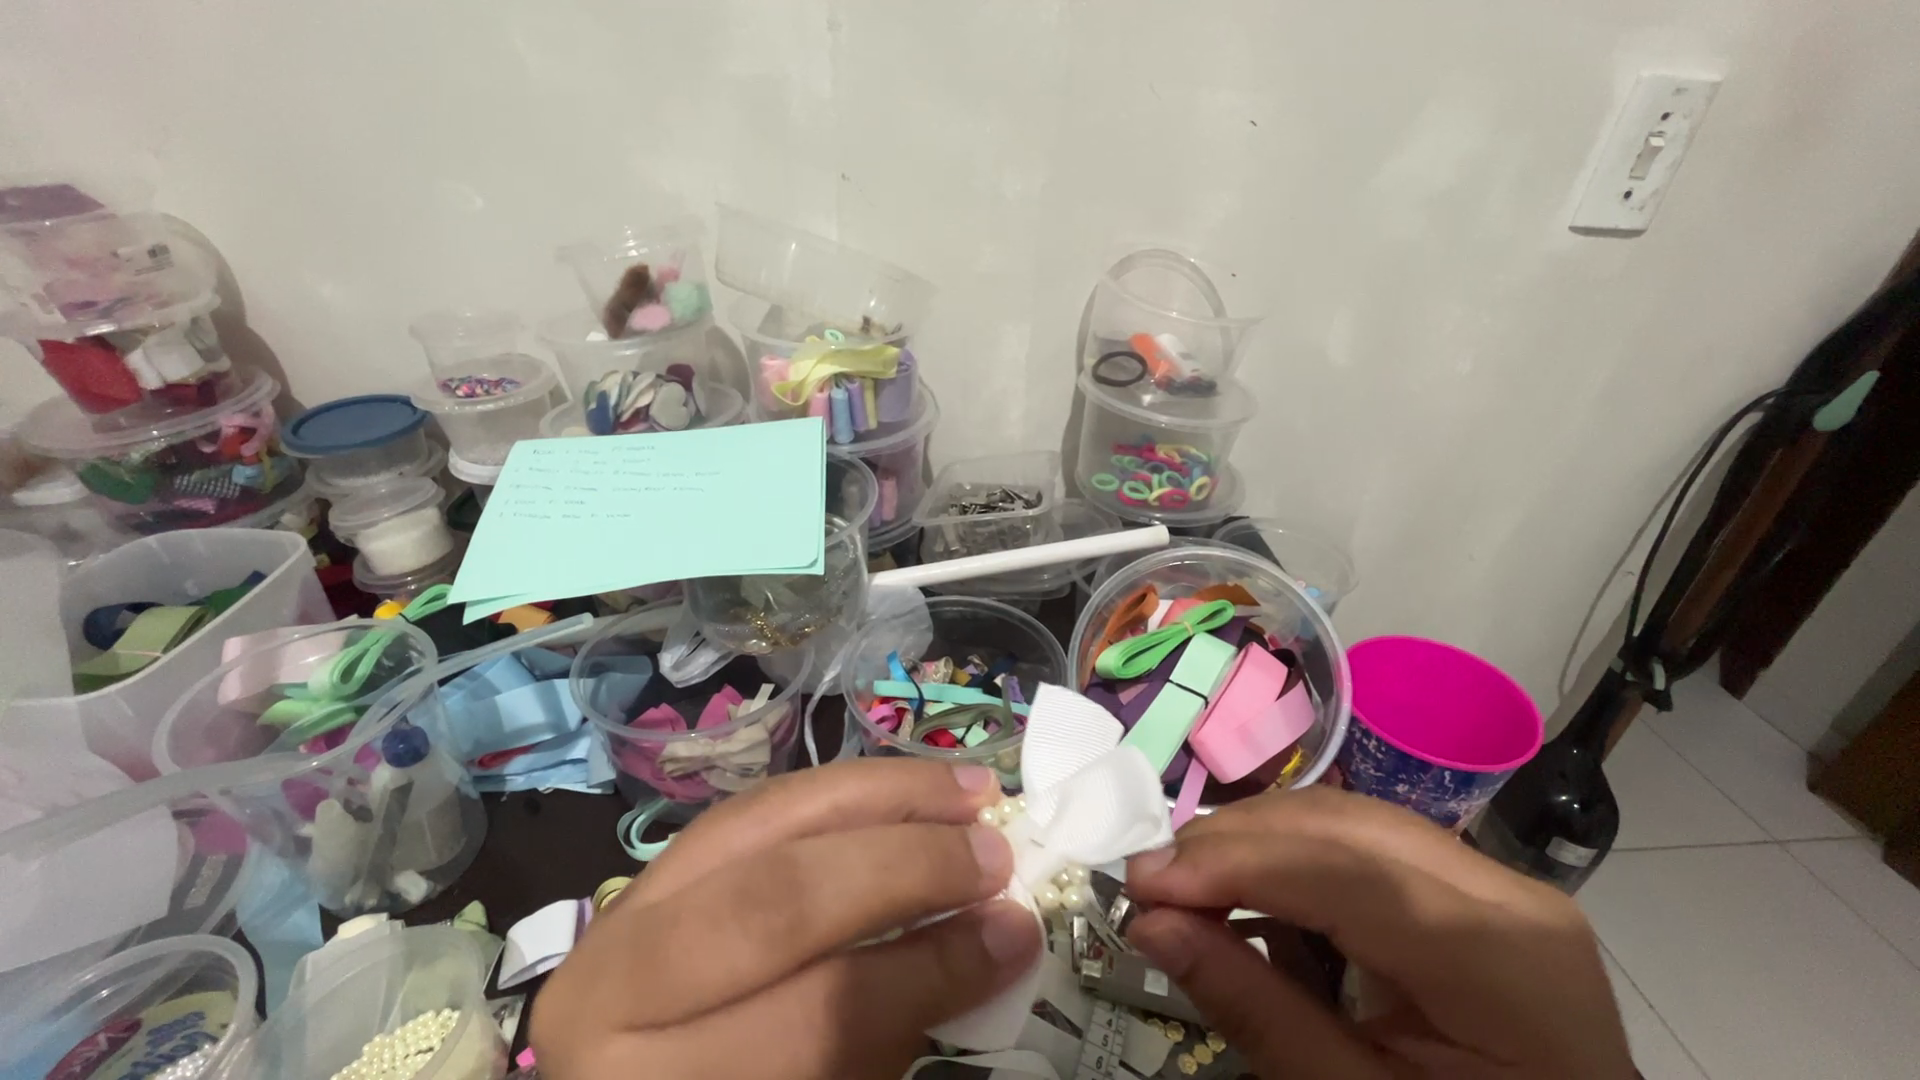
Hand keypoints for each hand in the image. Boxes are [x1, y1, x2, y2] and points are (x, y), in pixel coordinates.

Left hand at [531, 759, 1042, 1079]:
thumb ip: (890, 1025)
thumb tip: (992, 935)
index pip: (819, 1013)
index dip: (930, 966)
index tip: (1016, 932)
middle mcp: (620, 989)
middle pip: (780, 897)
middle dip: (907, 864)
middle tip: (995, 853)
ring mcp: (628, 908)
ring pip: (764, 819)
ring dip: (882, 795)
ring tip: (968, 791)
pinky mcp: (655, 862)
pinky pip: (757, 804)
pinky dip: (840, 789)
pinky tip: (899, 785)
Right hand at [1125, 787, 1632, 1078]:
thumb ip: (1257, 1012)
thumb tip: (1151, 926)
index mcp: (1502, 960)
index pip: (1347, 872)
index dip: (1235, 864)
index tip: (1142, 884)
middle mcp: (1507, 894)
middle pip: (1342, 825)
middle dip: (1234, 843)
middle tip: (1151, 883)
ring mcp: (1493, 884)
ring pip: (1344, 820)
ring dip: (1254, 844)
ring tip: (1187, 888)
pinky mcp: (1467, 889)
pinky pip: (1361, 845)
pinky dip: (1290, 860)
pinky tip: (1248, 897)